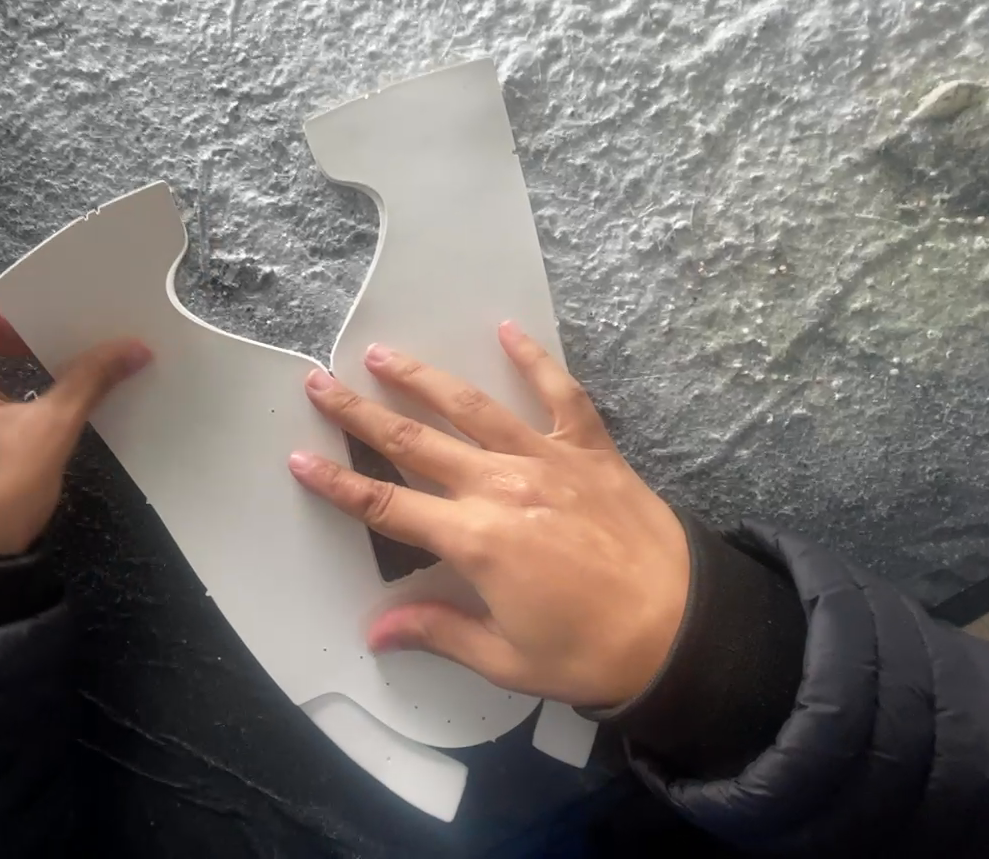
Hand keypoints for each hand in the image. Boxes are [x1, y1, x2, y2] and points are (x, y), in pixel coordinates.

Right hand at [287, 322, 689, 707]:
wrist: (689, 633)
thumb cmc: (592, 652)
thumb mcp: (508, 659)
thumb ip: (438, 632)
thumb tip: (375, 632)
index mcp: (474, 540)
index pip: (386, 506)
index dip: (337, 484)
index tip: (299, 457)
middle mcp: (499, 486)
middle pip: (413, 441)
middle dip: (358, 412)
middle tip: (319, 381)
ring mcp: (544, 459)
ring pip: (469, 407)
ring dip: (420, 377)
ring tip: (380, 352)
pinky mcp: (587, 449)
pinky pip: (558, 394)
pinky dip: (534, 359)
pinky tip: (507, 328)